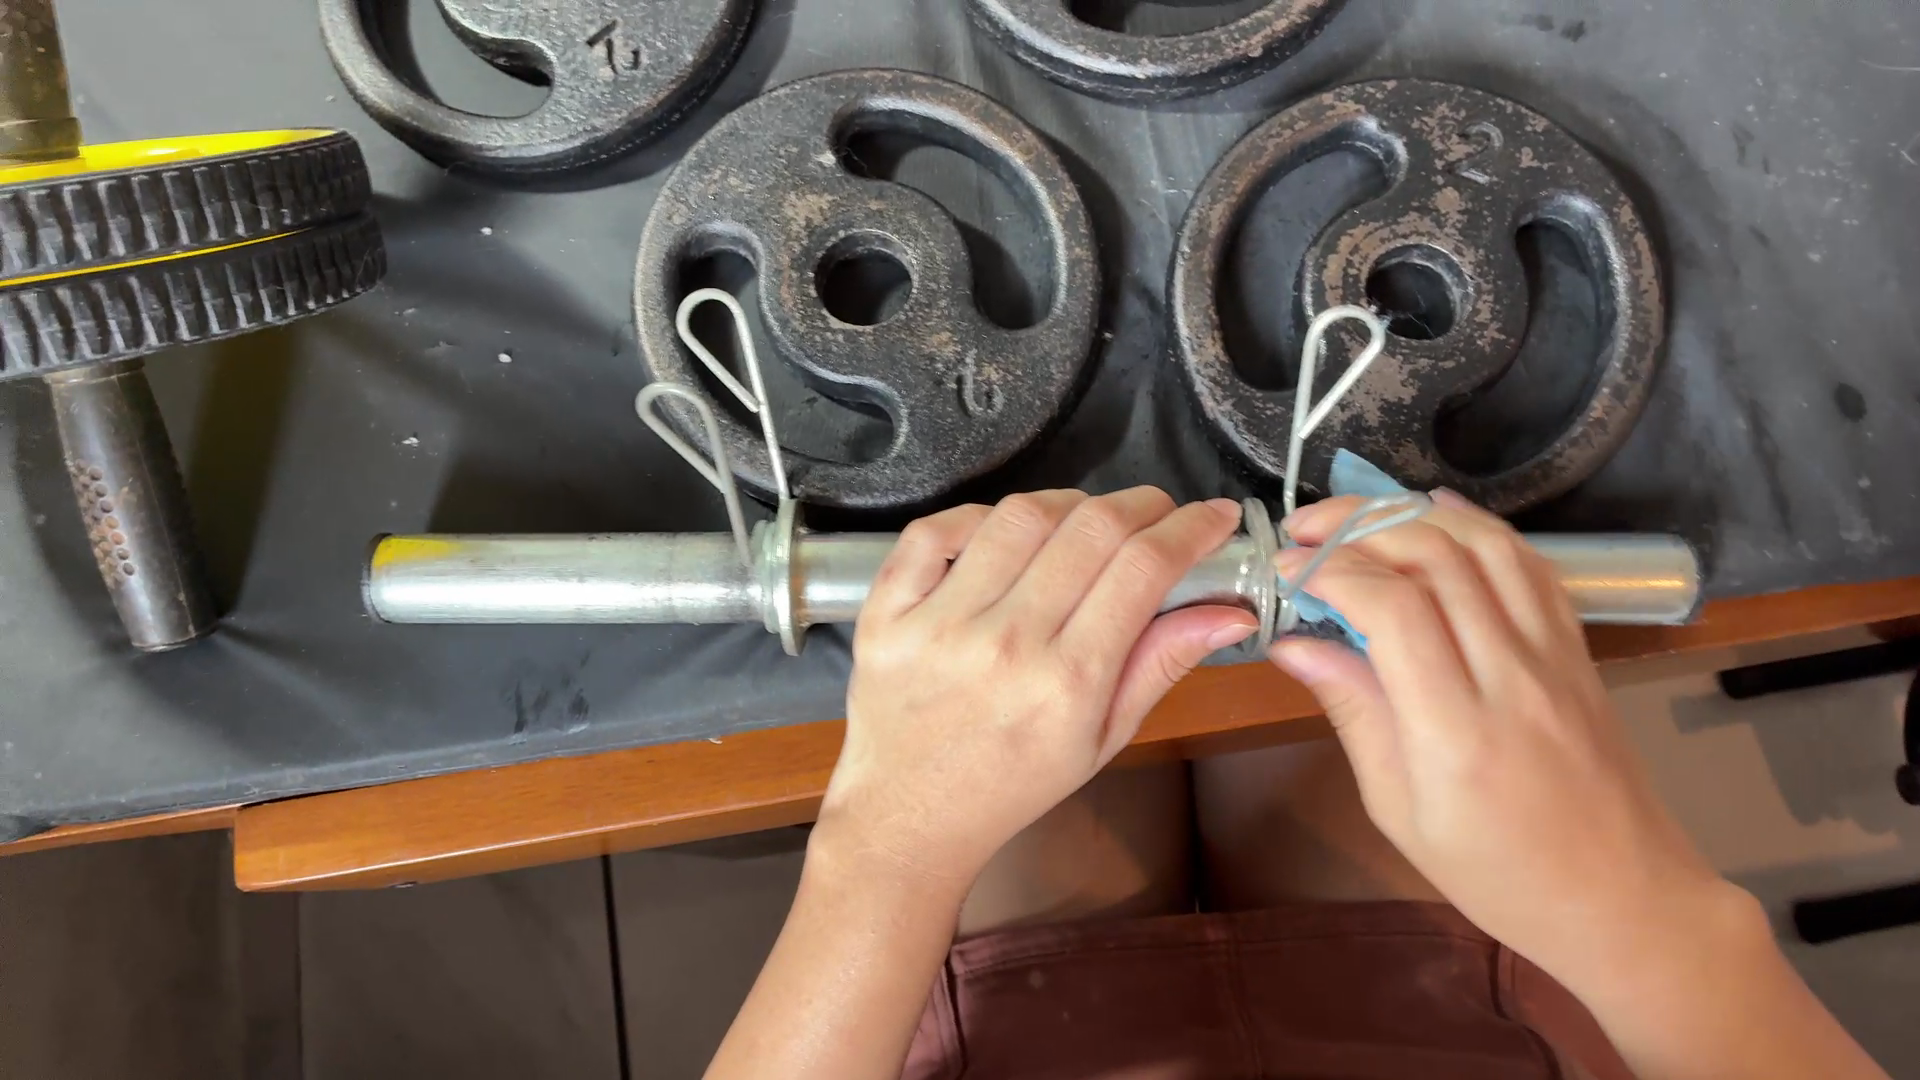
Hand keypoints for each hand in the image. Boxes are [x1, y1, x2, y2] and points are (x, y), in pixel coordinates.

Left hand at [818, 488, 1255, 887]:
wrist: (910, 815)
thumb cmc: (1015, 783)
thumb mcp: (1103, 740)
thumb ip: (1161, 665)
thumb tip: (1233, 610)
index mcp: (1068, 681)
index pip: (1143, 568)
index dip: (1192, 528)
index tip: (1214, 516)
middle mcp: (1005, 641)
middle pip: (1090, 529)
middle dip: (1143, 505)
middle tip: (1157, 514)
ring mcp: (937, 621)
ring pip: (1020, 516)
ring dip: (1068, 503)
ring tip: (1084, 521)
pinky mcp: (887, 611)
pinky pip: (934, 531)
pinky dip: (978, 515)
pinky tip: (1003, 534)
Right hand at [1269, 491, 1746, 990]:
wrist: (1624, 902)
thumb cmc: (1491, 868)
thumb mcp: (1395, 805)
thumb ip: (1350, 709)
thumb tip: (1290, 643)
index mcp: (1455, 727)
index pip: (1392, 608)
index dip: (1330, 570)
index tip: (1284, 568)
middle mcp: (1511, 676)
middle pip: (1436, 559)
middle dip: (1358, 526)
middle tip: (1304, 531)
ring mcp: (1554, 657)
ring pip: (1486, 547)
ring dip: (1412, 514)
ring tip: (1355, 517)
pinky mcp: (1576, 651)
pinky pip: (1531, 566)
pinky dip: (1478, 525)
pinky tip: (1435, 512)